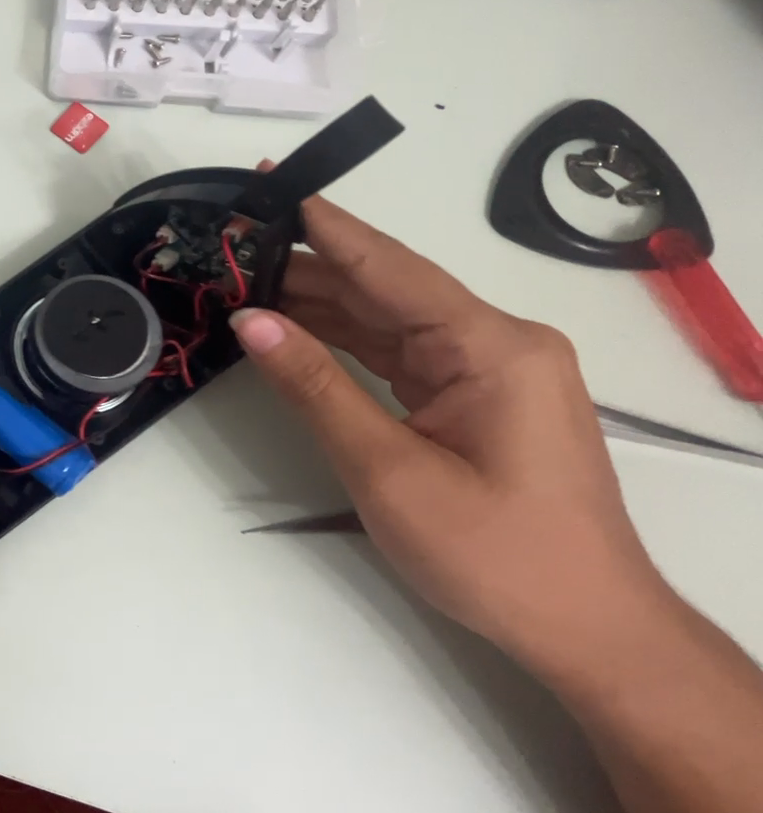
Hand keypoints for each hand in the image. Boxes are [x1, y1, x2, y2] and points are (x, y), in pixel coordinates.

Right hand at [227, 197, 669, 671]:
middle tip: (229, 247)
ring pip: (383, 319)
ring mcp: (484, 368)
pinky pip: (394, 350)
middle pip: (382, 287)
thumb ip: (315, 386)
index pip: (389, 268)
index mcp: (490, 346)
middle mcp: (494, 342)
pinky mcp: (472, 395)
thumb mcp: (387, 469)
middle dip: (303, 267)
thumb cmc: (492, 553)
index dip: (324, 225)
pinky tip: (288, 327)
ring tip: (239, 280)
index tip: (270, 184)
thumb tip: (250, 320)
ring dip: (315, 303)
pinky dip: (339, 339)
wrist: (584, 628)